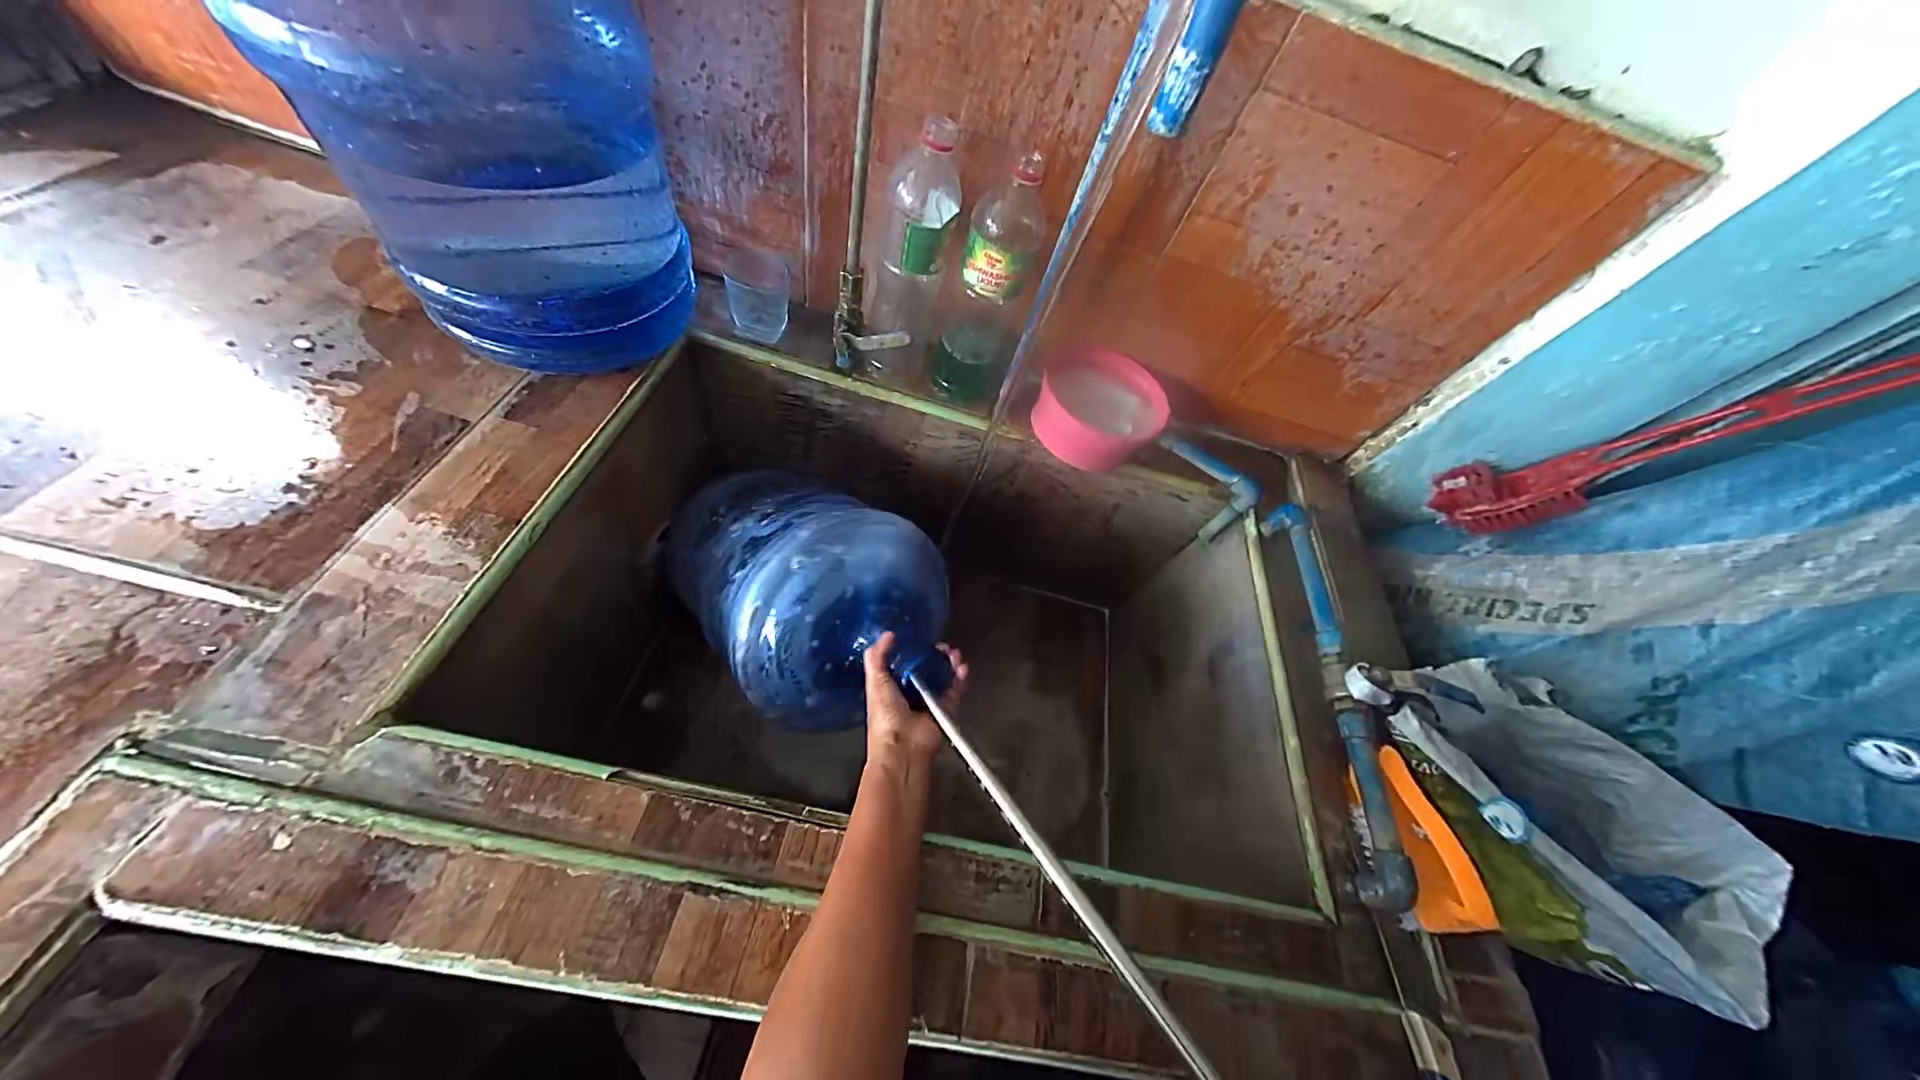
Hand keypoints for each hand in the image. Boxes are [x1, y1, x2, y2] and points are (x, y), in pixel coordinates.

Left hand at [863, 632, 967, 765]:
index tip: (921, 638)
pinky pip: (956, 689)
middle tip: (941, 646)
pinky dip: (961, 678)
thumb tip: (887, 634)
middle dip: (935, 656)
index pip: (904, 664)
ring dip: (949, 663)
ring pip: (943, 677)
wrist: (903, 748)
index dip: (913, 650)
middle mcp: (911, 694)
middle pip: (926, 669)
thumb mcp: (875, 681)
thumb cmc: (885, 716)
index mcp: (891, 687)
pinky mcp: (946, 709)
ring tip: (953, 654)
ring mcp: (930, 701)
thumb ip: (877, 656)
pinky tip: (961, 667)